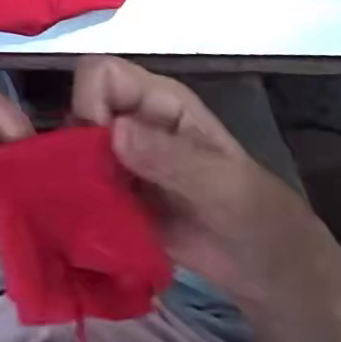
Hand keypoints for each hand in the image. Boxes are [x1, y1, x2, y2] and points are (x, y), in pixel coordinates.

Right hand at [71, 56, 330, 305]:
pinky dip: (77, 205)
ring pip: (72, 150)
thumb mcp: (223, 185)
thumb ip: (172, 157)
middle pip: (78, 109)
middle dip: (75, 147)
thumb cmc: (257, 214)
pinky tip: (89, 227)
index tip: (100, 148)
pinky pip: (79, 188)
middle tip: (92, 189)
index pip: (101, 73)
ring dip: (72, 180)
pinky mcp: (114, 194)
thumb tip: (115, 130)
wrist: (268, 268)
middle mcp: (133, 120)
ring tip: (92, 213)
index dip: (90, 102)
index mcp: (160, 100)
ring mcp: (121, 159)